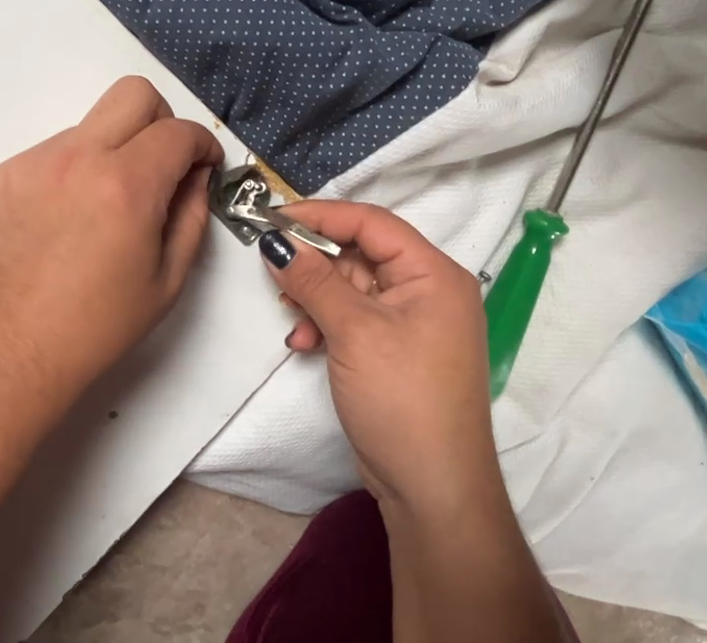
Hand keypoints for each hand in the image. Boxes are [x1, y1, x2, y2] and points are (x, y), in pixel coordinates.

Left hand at [0, 76, 222, 412]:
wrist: (12, 354)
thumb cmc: (98, 326)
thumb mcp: (168, 279)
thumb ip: (191, 213)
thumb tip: (195, 173)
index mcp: (125, 185)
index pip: (178, 130)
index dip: (202, 143)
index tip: (203, 164)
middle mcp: (75, 158)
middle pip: (132, 93)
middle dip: (160, 120)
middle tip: (160, 163)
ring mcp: (28, 163)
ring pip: (86, 127)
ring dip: (107, 152)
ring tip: (98, 210)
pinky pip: (46, 156)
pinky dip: (66, 175)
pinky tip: (59, 224)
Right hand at [259, 202, 498, 511]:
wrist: (433, 490)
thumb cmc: (402, 398)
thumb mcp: (354, 332)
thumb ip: (313, 280)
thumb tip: (275, 241)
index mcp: (433, 274)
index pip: (371, 223)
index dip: (321, 216)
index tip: (273, 219)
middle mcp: (427, 290)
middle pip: (360, 253)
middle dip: (315, 263)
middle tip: (273, 268)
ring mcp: (412, 323)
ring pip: (351, 287)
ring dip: (316, 297)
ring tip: (291, 317)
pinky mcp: (394, 351)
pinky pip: (353, 318)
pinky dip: (325, 323)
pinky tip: (303, 342)